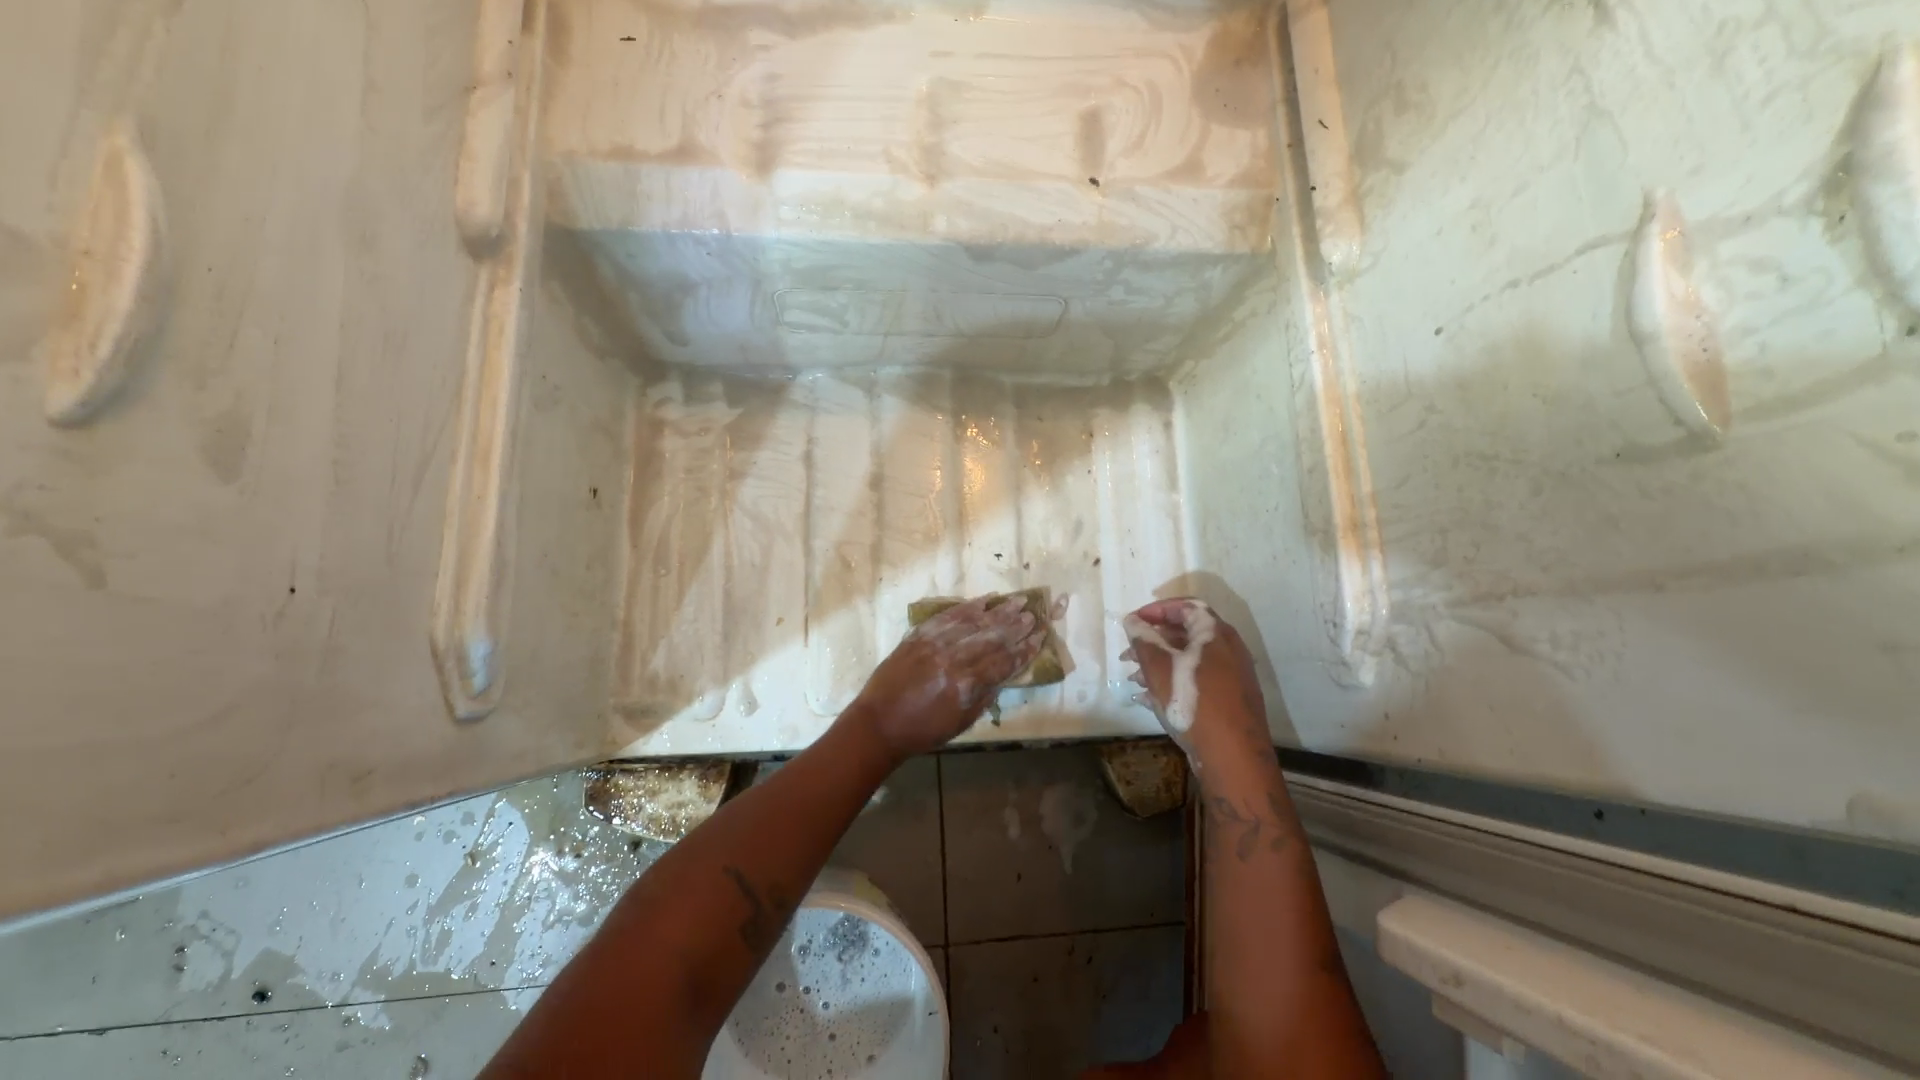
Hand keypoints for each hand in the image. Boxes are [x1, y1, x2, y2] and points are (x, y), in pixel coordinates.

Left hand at [844, 596, 1048, 758]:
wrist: (879, 724)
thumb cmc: (923, 731)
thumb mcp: (962, 722)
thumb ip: (984, 696)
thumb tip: (1003, 675)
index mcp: (966, 684)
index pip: (1003, 662)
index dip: (1024, 650)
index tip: (1040, 638)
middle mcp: (952, 660)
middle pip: (992, 637)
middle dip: (1016, 626)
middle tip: (1033, 614)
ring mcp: (933, 644)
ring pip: (972, 622)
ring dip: (997, 611)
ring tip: (1017, 601)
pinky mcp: (917, 636)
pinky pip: (946, 617)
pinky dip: (966, 607)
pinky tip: (982, 601)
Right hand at [1121, 598, 1267, 767]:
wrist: (1234, 756)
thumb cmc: (1193, 703)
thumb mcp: (1160, 668)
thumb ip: (1143, 640)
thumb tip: (1133, 621)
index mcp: (1215, 633)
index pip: (1186, 606)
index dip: (1156, 610)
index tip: (1133, 622)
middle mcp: (1229, 649)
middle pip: (1187, 633)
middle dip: (1153, 641)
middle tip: (1128, 654)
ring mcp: (1232, 675)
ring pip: (1190, 659)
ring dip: (1160, 664)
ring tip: (1135, 680)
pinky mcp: (1231, 699)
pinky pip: (1198, 680)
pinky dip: (1174, 682)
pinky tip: (1151, 700)